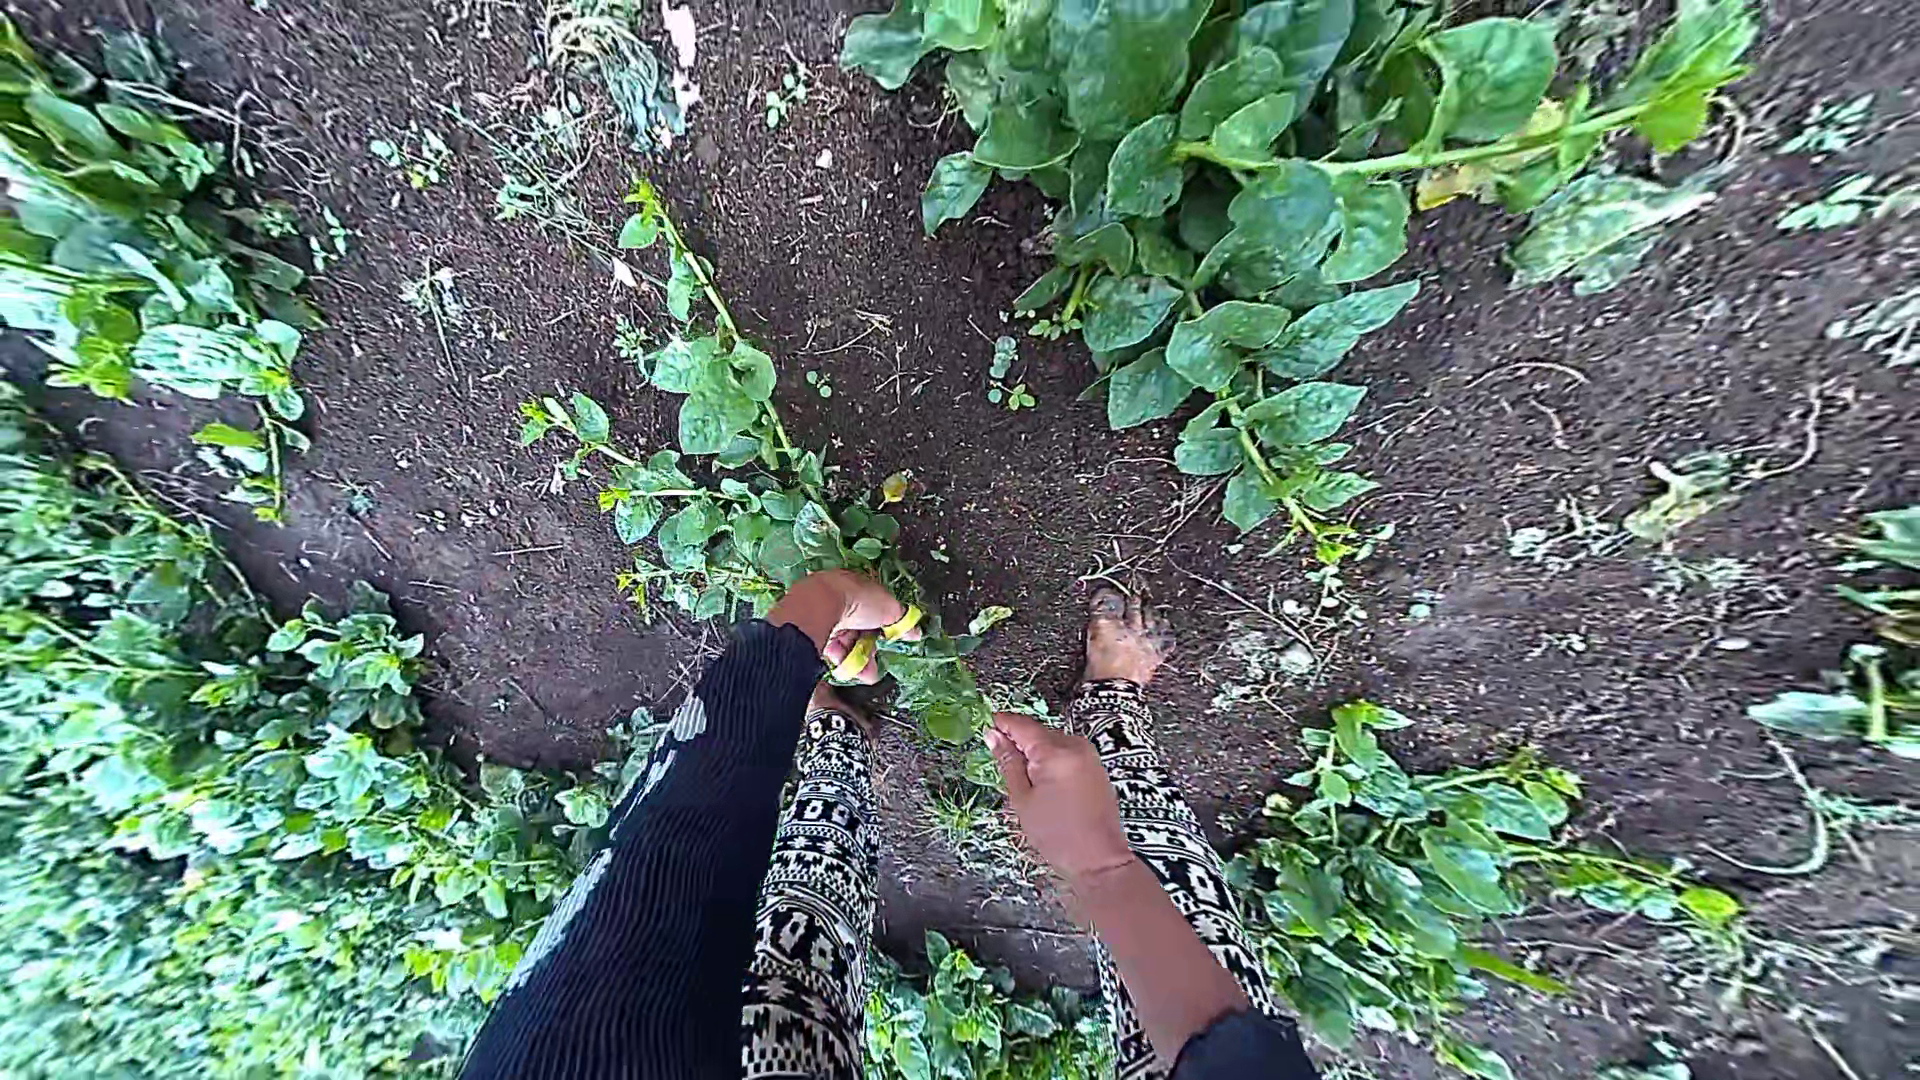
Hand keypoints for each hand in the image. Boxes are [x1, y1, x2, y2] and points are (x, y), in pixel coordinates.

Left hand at [767, 569, 919, 682]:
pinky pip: (828, 650)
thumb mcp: (890, 608)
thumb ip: (902, 621)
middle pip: (858, 630)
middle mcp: (838, 599)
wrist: (819, 607)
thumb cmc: (856, 599)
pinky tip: (845, 669)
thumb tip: (916, 632)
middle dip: (869, 651)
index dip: (883, 629)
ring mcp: (821, 615)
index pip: (874, 610)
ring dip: (856, 660)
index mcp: (857, 586)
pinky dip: (838, 660)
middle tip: (875, 666)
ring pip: (844, 642)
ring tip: (864, 674)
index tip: (889, 642)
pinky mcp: (808, 632)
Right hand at [983, 711, 1134, 884]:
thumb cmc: (1057, 835)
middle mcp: (1074, 745)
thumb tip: (994, 735)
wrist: (1099, 860)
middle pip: (1037, 731)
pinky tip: (1044, 781)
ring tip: (1024, 778)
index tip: (987, 726)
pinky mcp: (1095, 763)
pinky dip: (1051, 758)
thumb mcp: (1023, 799)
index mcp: (1054, 752)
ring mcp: (1088, 753)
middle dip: (1018, 741)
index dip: (1002, 723)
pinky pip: (1065, 750)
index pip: (1022, 725)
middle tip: (1001, 760)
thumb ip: (1008, 762)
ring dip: (1035, 751)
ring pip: (1051, 740)